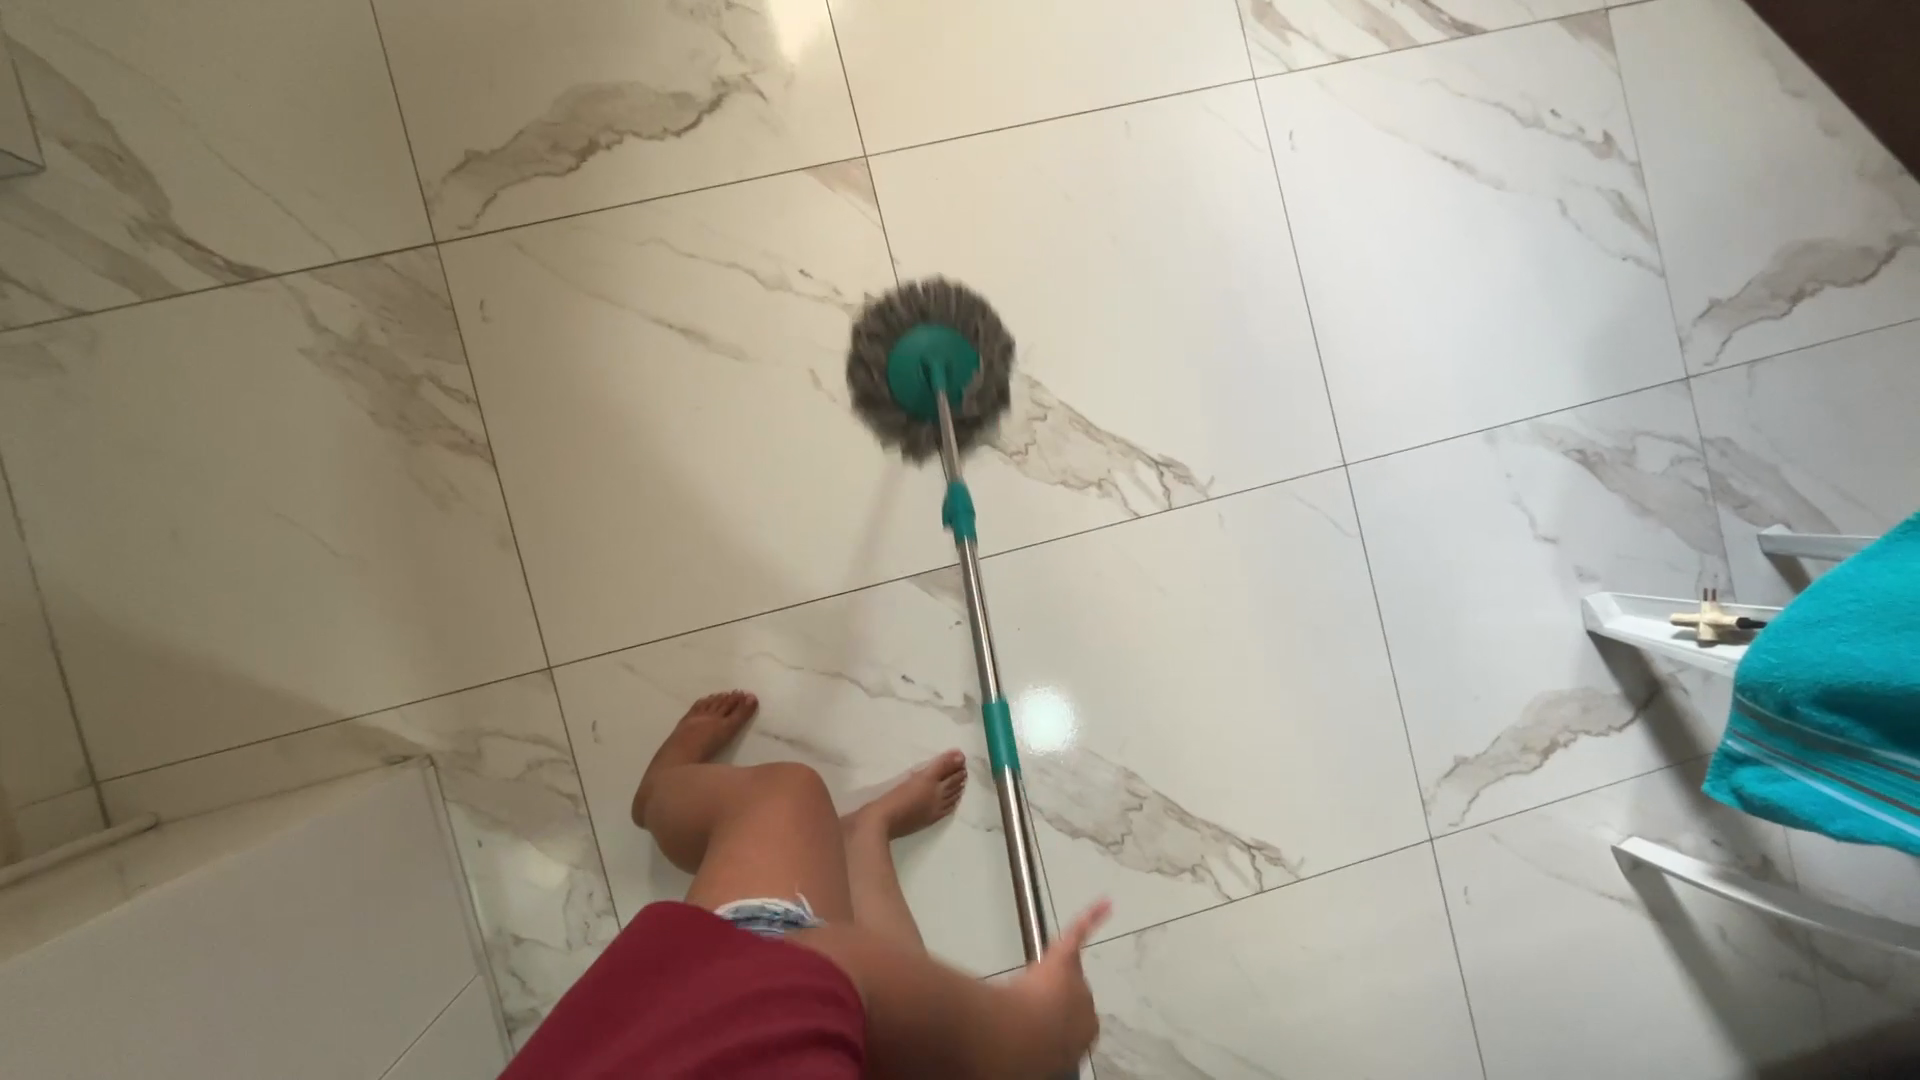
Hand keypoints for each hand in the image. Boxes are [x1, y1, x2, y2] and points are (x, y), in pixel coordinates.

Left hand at [1002, 899, 1111, 1075]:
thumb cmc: (1028, 1053)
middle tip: (1025, 1010)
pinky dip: (1092, 916)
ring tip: (1027, 991)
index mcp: (1086, 1034)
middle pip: (1068, 996)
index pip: (1073, 1022)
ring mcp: (1077, 980)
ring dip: (1048, 978)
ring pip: (1063, 973)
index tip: (1037, 1023)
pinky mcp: (1065, 956)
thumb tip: (1026, 1048)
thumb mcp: (1038, 1059)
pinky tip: (1106, 902)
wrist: (1023, 1035)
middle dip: (1049, 999)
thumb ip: (1041, 1047)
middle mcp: (1088, 1006)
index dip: (1053, 1020)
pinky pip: (1080, 932)